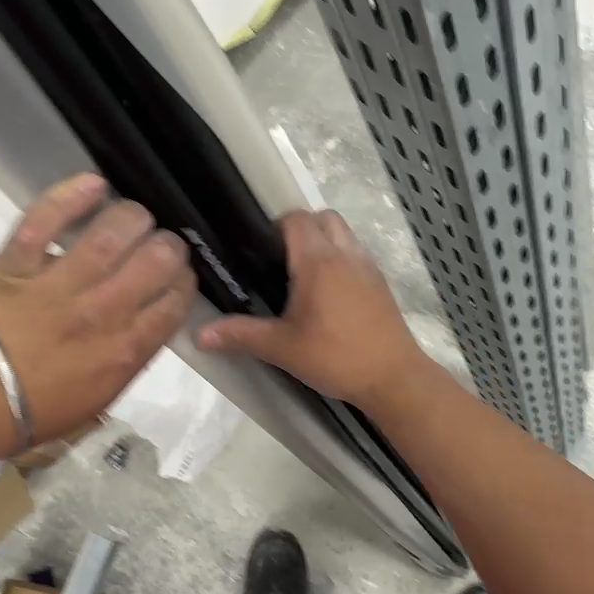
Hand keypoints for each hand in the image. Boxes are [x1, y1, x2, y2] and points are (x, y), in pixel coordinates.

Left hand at [0, 173, 196, 465]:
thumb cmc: (26, 417)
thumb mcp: (95, 401)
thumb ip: (125, 361)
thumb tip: (142, 327)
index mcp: (124, 351)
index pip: (174, 301)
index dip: (183, 281)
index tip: (177, 276)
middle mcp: (101, 314)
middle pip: (156, 261)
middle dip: (168, 245)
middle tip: (160, 244)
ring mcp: (57, 286)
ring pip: (112, 233)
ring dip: (133, 216)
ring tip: (134, 216)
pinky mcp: (13, 266)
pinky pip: (46, 220)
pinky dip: (71, 196)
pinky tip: (94, 183)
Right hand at [196, 210, 428, 409]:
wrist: (392, 376)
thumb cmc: (335, 357)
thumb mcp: (282, 348)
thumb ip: (241, 335)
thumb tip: (200, 334)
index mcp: (319, 262)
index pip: (296, 219)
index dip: (276, 227)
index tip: (261, 251)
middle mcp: (346, 254)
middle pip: (323, 217)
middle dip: (301, 229)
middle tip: (281, 260)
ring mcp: (368, 266)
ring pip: (344, 233)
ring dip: (324, 241)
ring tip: (303, 276)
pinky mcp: (381, 282)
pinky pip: (357, 253)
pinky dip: (342, 258)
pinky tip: (329, 293)